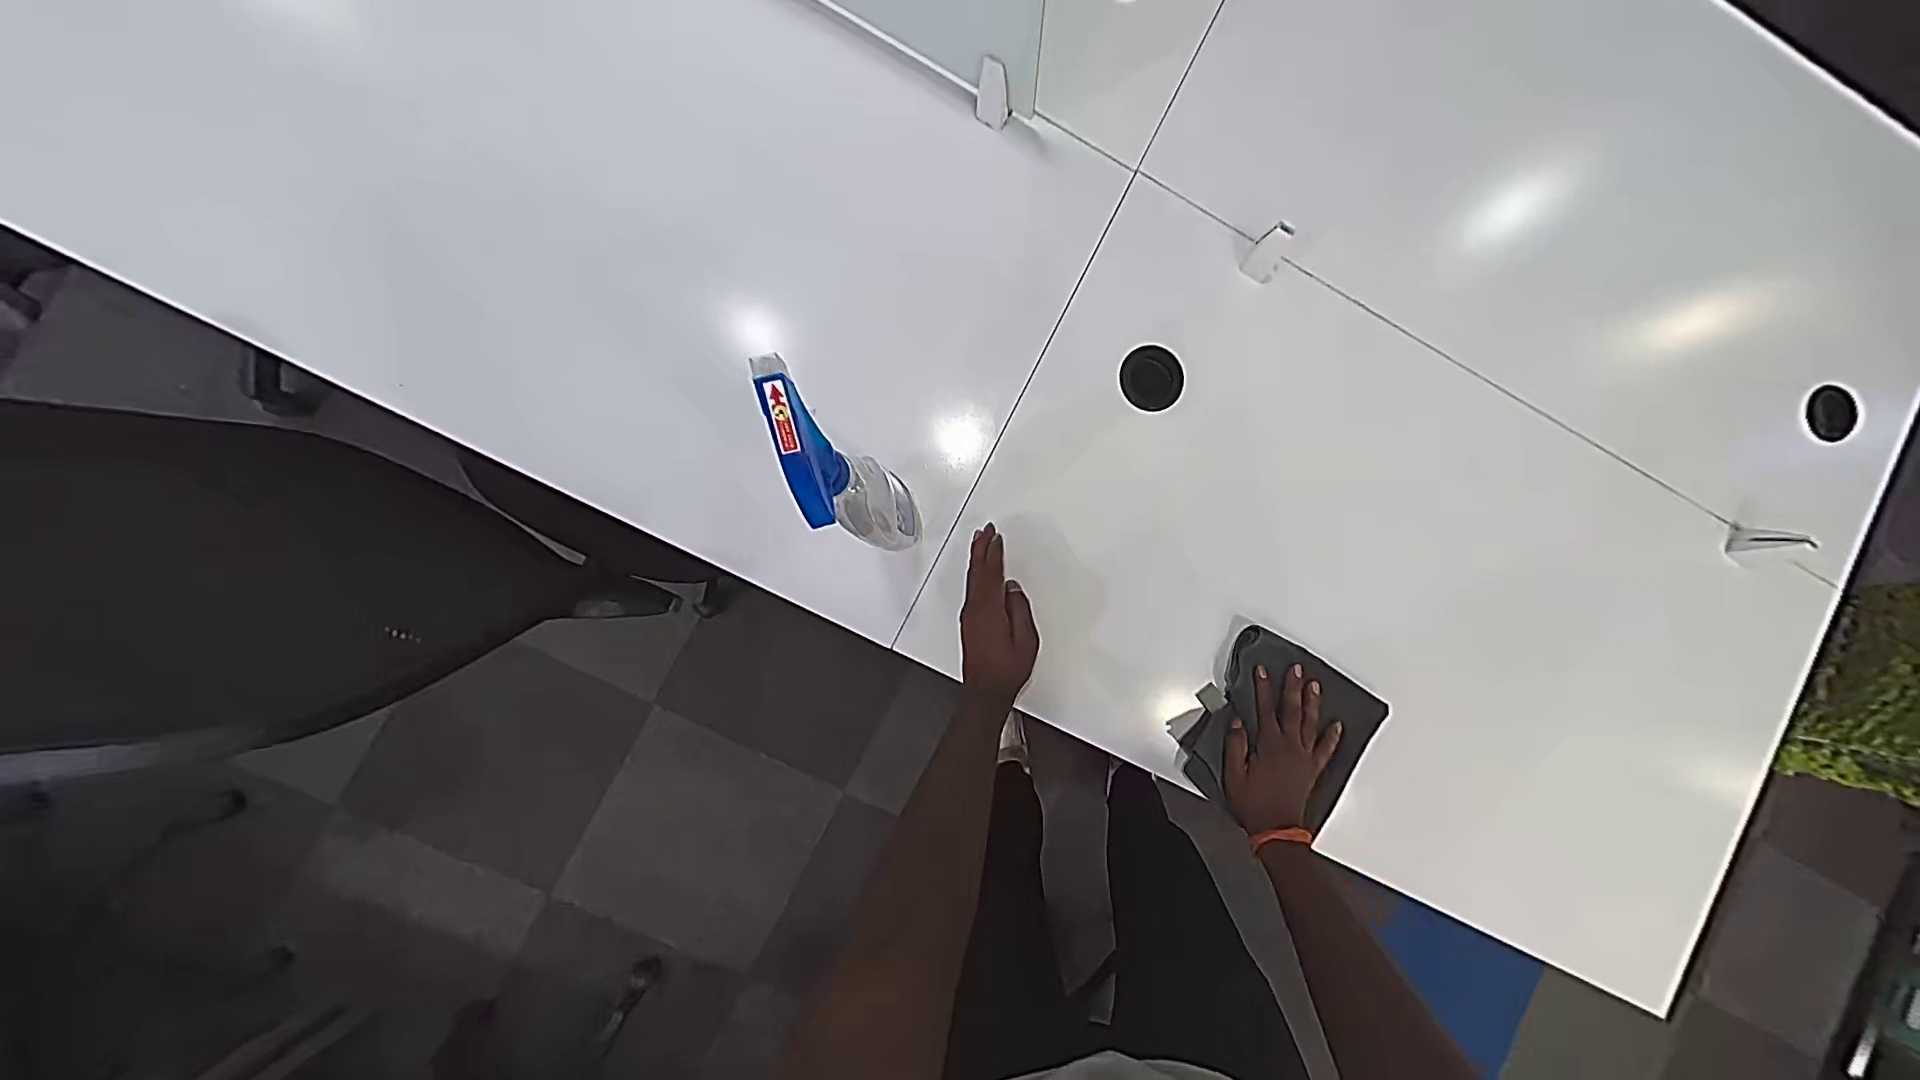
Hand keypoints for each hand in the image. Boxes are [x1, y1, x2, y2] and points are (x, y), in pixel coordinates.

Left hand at [959, 523, 1038, 707]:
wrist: (985, 692)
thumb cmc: (1006, 670)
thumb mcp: (1025, 640)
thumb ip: (1019, 610)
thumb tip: (1012, 588)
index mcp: (988, 610)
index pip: (991, 573)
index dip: (993, 553)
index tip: (996, 536)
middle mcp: (974, 610)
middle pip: (977, 572)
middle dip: (981, 549)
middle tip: (984, 531)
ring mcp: (969, 616)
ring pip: (972, 580)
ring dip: (976, 560)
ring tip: (980, 543)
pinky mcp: (968, 623)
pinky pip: (971, 590)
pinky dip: (976, 575)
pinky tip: (980, 573)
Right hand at [1225, 664, 1340, 833]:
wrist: (1277, 829)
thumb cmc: (1253, 803)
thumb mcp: (1234, 773)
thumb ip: (1236, 745)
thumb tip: (1237, 722)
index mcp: (1269, 745)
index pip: (1265, 708)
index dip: (1263, 687)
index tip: (1262, 670)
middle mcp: (1290, 747)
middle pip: (1292, 710)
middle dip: (1293, 687)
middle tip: (1296, 669)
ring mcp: (1304, 757)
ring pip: (1310, 723)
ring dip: (1313, 703)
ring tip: (1315, 685)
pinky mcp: (1312, 769)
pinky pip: (1325, 749)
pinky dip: (1332, 736)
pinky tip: (1337, 725)